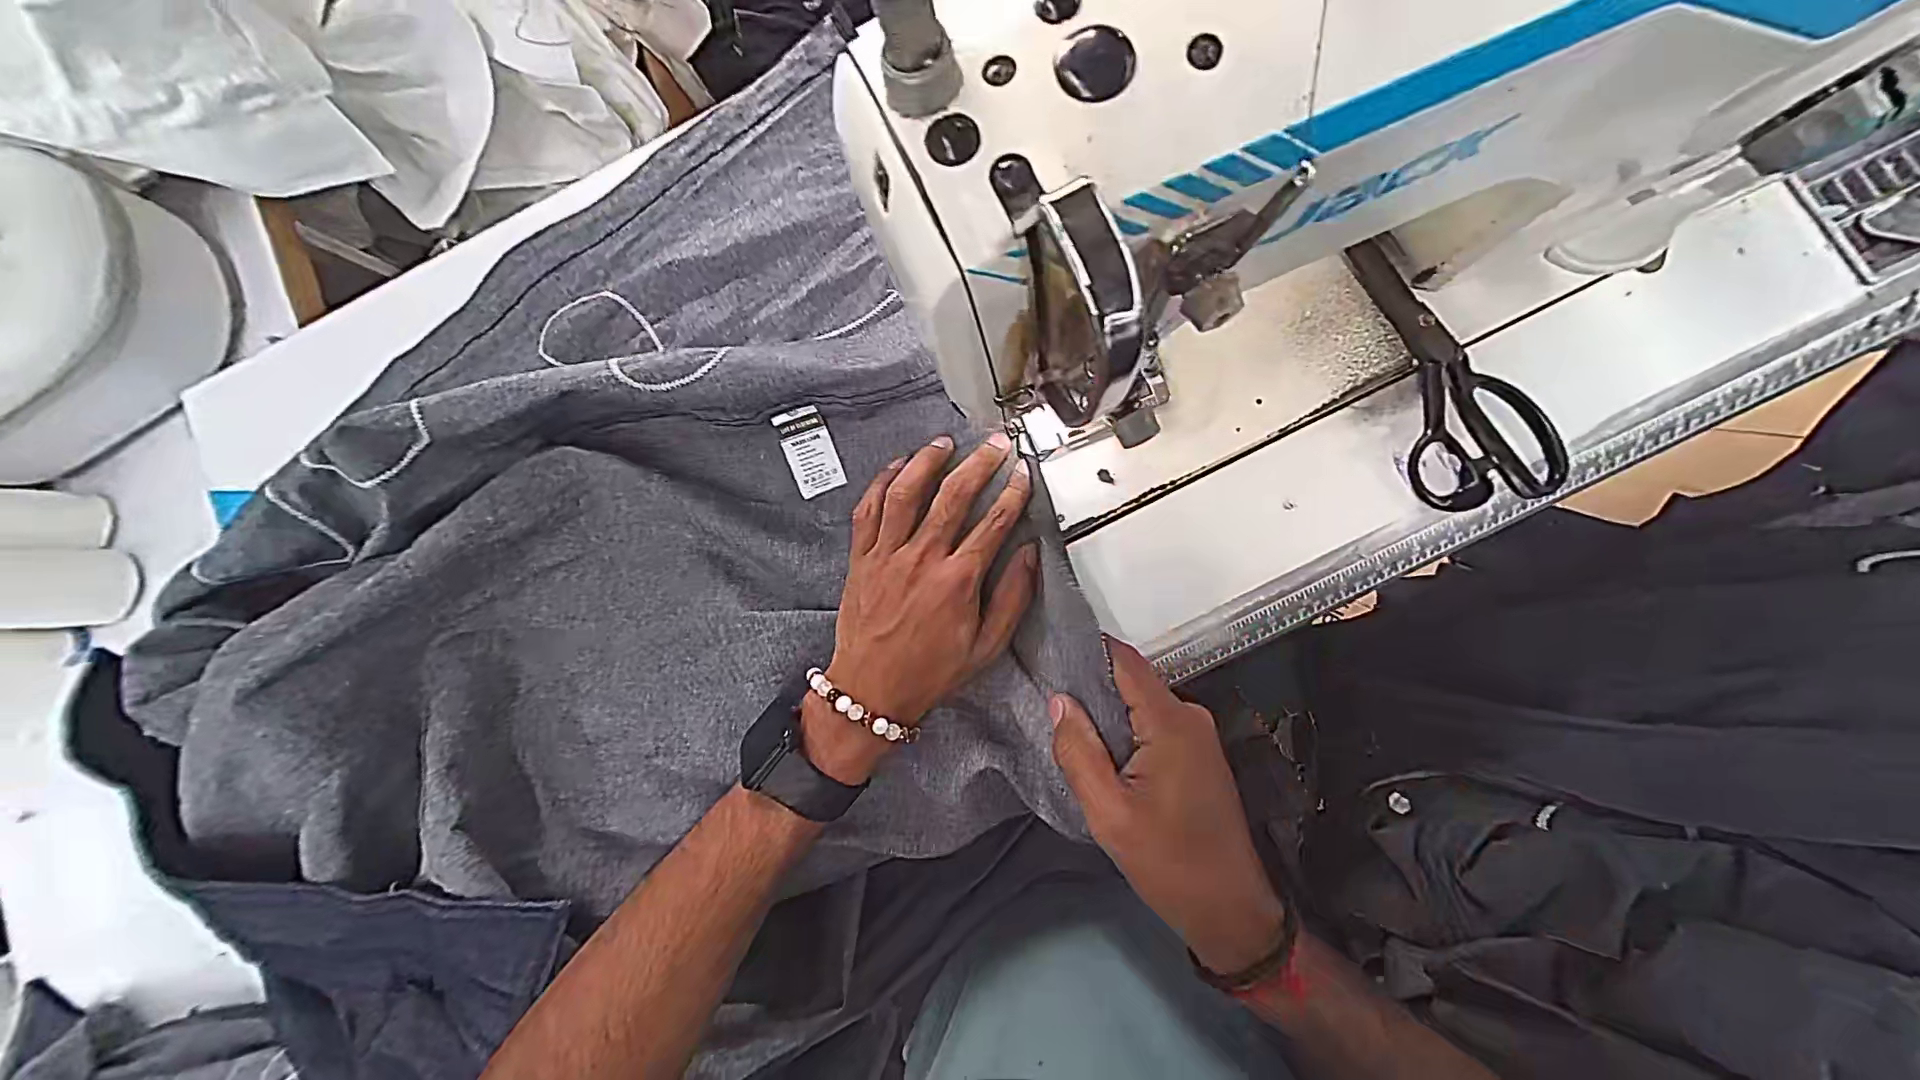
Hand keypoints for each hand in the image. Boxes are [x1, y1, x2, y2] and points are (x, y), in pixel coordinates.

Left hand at [804, 432, 1037, 784]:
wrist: (872, 689)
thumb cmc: (928, 672)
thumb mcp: (986, 646)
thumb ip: (1013, 597)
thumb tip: (1030, 556)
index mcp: (957, 581)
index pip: (994, 523)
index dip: (1013, 493)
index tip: (1022, 474)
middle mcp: (922, 560)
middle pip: (954, 496)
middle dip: (980, 463)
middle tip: (995, 445)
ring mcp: (887, 555)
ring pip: (907, 493)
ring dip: (927, 461)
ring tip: (945, 443)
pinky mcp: (861, 559)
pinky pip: (868, 510)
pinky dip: (882, 483)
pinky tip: (897, 467)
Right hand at [1050, 640, 1288, 975]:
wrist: (1231, 910)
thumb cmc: (1169, 862)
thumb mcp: (1109, 813)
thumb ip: (1079, 752)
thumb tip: (1059, 699)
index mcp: (1171, 722)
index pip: (1125, 661)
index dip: (1087, 650)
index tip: (1049, 653)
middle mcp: (1190, 716)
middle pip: (1132, 680)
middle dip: (1091, 685)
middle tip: (1050, 701)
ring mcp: (1199, 734)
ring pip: (1141, 703)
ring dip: (1108, 711)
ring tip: (1070, 728)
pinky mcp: (1199, 753)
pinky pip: (1154, 723)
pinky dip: (1126, 729)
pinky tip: (1103, 751)